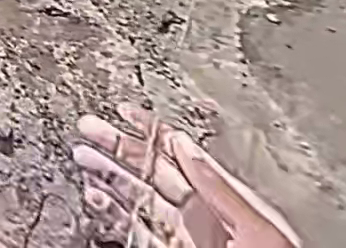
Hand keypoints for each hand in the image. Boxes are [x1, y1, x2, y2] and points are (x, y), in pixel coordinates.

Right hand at [73, 105, 300, 247]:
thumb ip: (222, 187)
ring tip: (82, 158)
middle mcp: (203, 215)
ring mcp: (186, 237)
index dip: (150, 128)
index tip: (123, 109)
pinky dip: (111, 211)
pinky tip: (95, 198)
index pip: (180, 153)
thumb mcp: (262, 231)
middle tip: (88, 126)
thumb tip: (186, 145)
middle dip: (117, 145)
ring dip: (107, 175)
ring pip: (137, 196)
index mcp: (227, 201)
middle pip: (151, 169)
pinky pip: (135, 228)